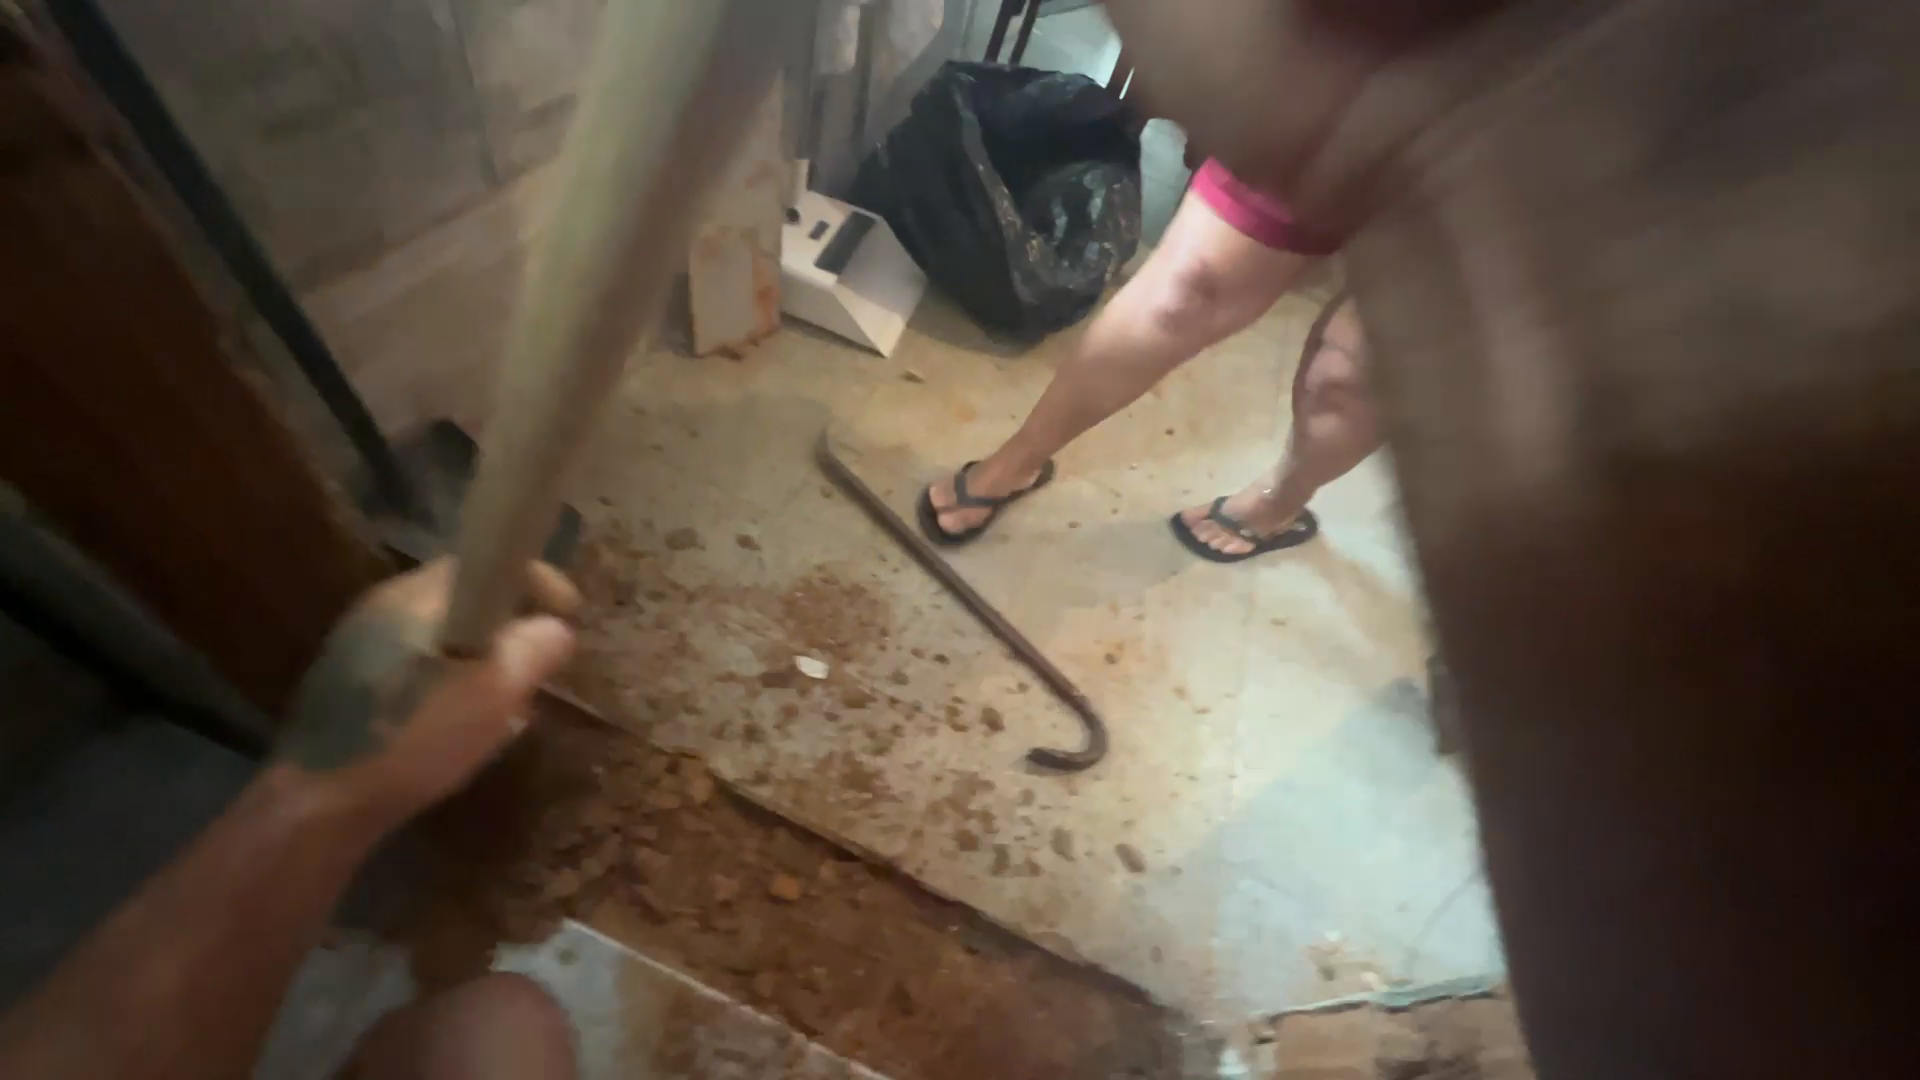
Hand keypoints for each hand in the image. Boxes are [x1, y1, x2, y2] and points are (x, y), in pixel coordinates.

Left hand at [275, 559, 578, 825]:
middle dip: (514, 626)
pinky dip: (455, 677)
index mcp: (419, 598)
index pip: (491, 561)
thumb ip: (538, 647)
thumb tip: (556, 629)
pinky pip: (423, 661)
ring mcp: (362, 644)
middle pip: (471, 597)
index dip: (539, 583)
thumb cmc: (418, 736)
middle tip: (539, 664)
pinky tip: (464, 718)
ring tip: (508, 699)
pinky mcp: (352, 681)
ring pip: (449, 632)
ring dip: (487, 656)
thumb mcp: (500, 690)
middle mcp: (385, 608)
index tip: (567, 618)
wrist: (320, 806)